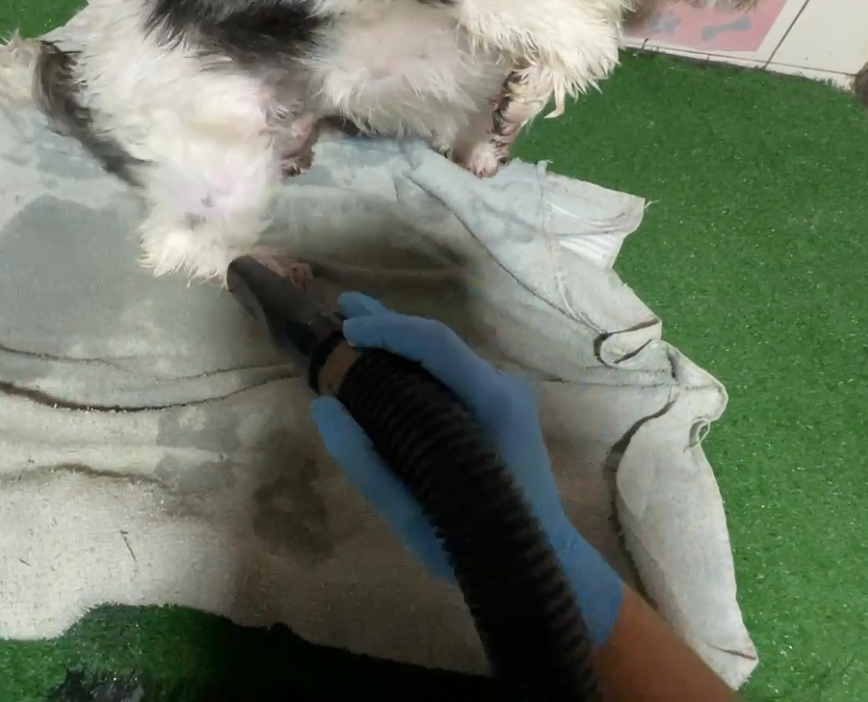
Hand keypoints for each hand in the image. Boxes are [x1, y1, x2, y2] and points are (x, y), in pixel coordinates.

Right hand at [310, 296, 624, 646]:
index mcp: (491, 405)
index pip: (436, 345)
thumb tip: (324, 408)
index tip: (346, 331)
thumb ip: (365, 464)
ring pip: (443, 351)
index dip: (389, 329)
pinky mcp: (497, 402)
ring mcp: (503, 391)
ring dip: (398, 336)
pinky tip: (384, 360)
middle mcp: (501, 386)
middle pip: (438, 338)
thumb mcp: (412, 514)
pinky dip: (412, 359)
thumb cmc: (476, 544)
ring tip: (354, 326)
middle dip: (387, 320)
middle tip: (340, 307)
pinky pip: (449, 370)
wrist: (543, 560)